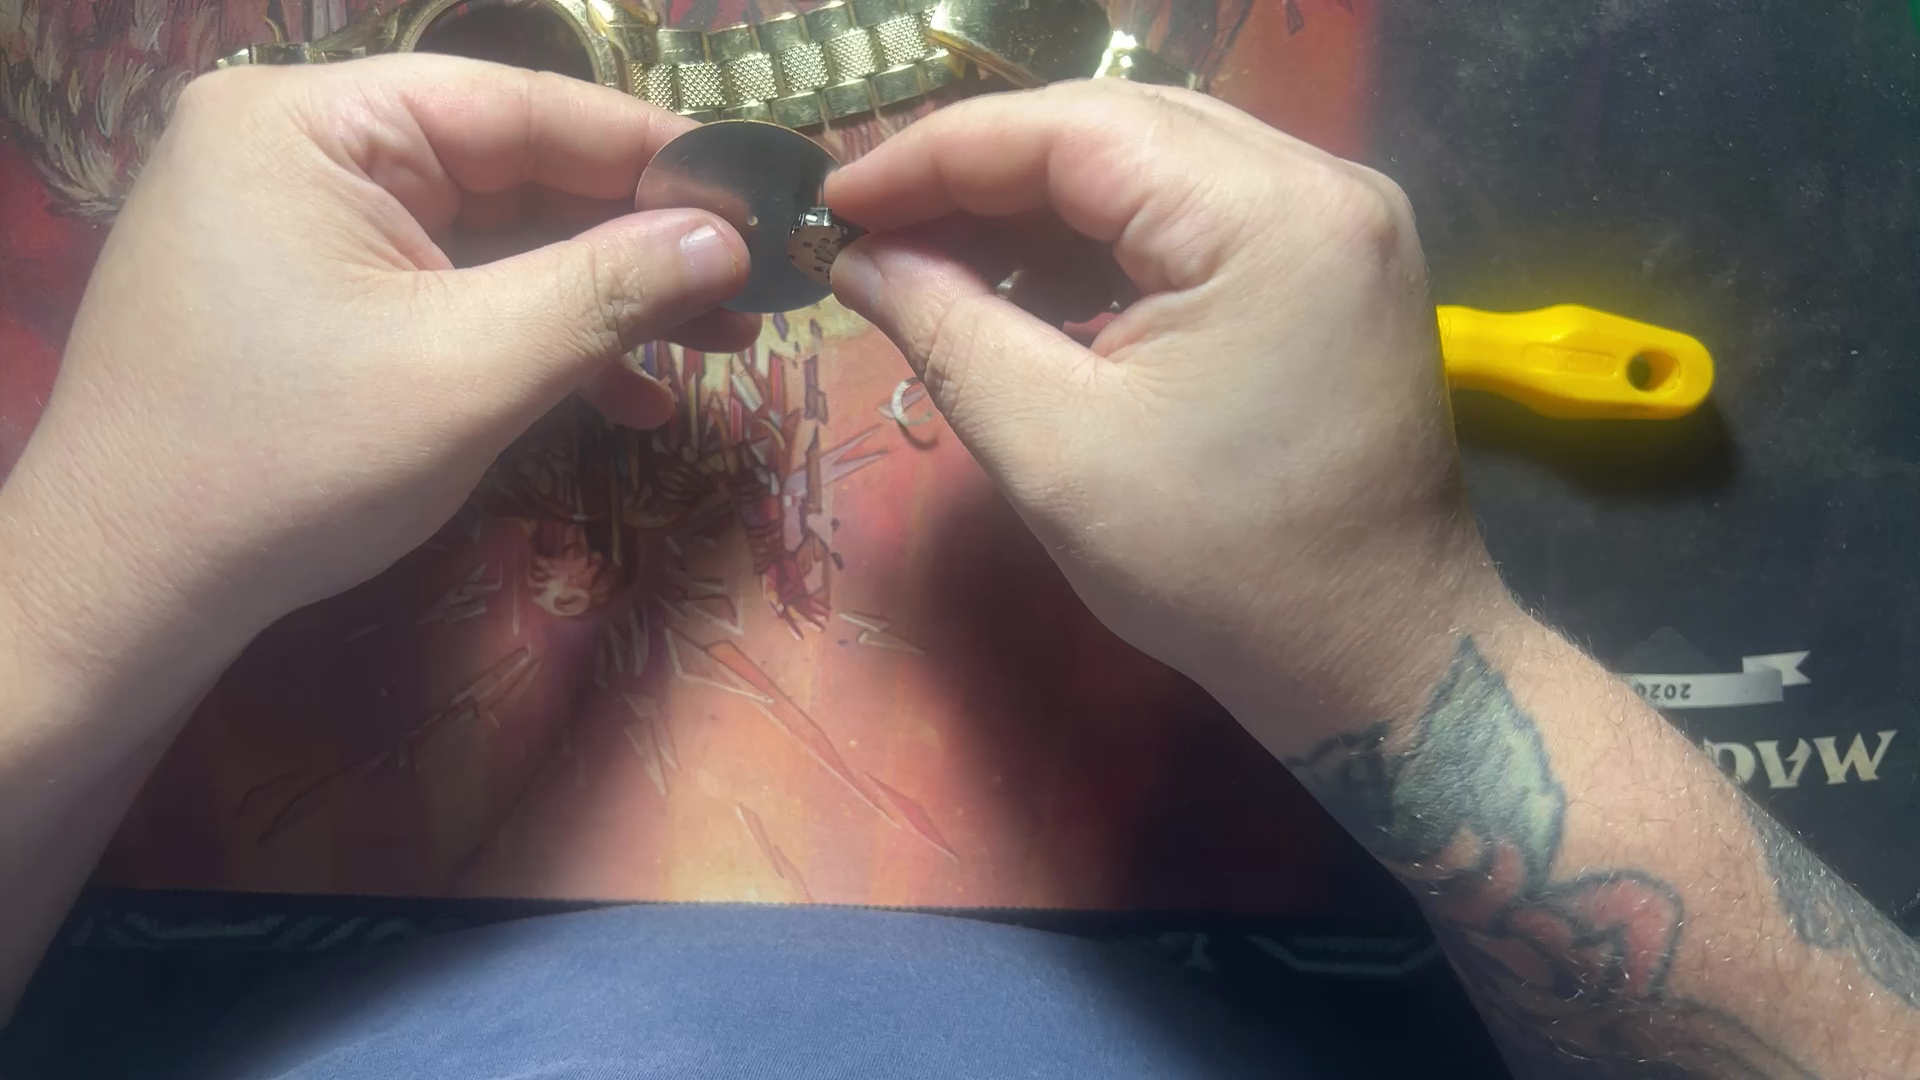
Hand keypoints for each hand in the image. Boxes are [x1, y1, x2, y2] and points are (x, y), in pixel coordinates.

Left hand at [0, 54, 752, 678]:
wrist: (156, 584)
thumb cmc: (299, 461)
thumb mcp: (476, 366)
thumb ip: (610, 291)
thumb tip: (729, 240)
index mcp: (324, 128)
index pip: (524, 109)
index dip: (652, 152)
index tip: (753, 194)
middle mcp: (335, 163)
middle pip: (534, 181)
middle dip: (650, 242)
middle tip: (753, 281)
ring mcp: (353, 242)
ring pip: (528, 251)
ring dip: (629, 301)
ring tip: (728, 338)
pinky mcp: (374, 310)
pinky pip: (495, 306)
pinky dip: (573, 349)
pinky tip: (641, 400)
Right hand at [827, 81, 1511, 740]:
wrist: (1360, 654)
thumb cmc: (1213, 571)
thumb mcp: (1054, 451)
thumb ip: (946, 332)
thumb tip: (861, 261)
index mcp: (1268, 218)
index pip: (1070, 130)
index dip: (935, 156)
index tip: (840, 198)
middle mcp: (1319, 189)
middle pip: (1111, 136)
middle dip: (978, 181)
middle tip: (878, 230)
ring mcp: (1330, 230)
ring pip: (1145, 178)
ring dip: (1031, 219)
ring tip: (937, 268)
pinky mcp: (1320, 277)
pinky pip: (1183, 230)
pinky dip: (1092, 254)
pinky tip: (1029, 295)